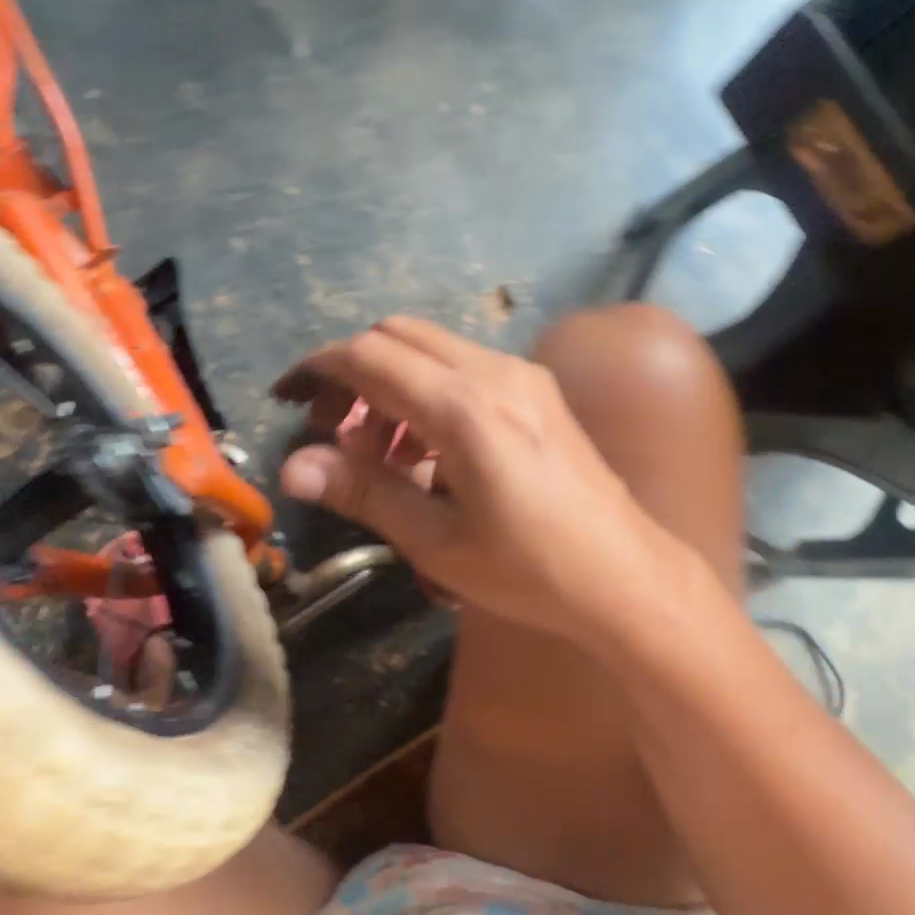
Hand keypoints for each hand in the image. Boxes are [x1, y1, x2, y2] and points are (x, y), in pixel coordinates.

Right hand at [273, 316, 692, 639]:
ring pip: (433, 349)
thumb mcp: (437, 542)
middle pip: (399, 336)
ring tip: (382, 456)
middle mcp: (496, 373)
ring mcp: (524, 377)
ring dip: (392, 384)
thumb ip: (365, 493)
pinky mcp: (540, 392)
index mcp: (466, 409)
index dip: (319, 370)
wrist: (626, 579)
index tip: (288, 399)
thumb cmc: (529, 571)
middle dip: (353, 373)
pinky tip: (429, 453)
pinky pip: (466, 368)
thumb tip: (293, 468)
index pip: (370, 358)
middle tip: (332, 432)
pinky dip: (429, 392)